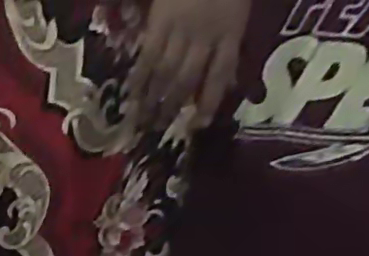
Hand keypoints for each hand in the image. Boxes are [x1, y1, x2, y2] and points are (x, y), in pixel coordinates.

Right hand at [126, 0, 249, 130]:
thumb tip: (217, 79)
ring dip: (152, 100)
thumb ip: (227, 39)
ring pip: (166, 73)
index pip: (221, 73)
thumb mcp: (237, 9)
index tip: (197, 126)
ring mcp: (181, 29)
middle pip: (188, 79)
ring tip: (141, 122)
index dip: (209, 102)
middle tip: (158, 129)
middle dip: (172, 107)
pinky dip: (139, 80)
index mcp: (232, 28)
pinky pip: (147, 58)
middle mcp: (206, 34)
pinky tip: (131, 97)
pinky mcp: (159, 24)